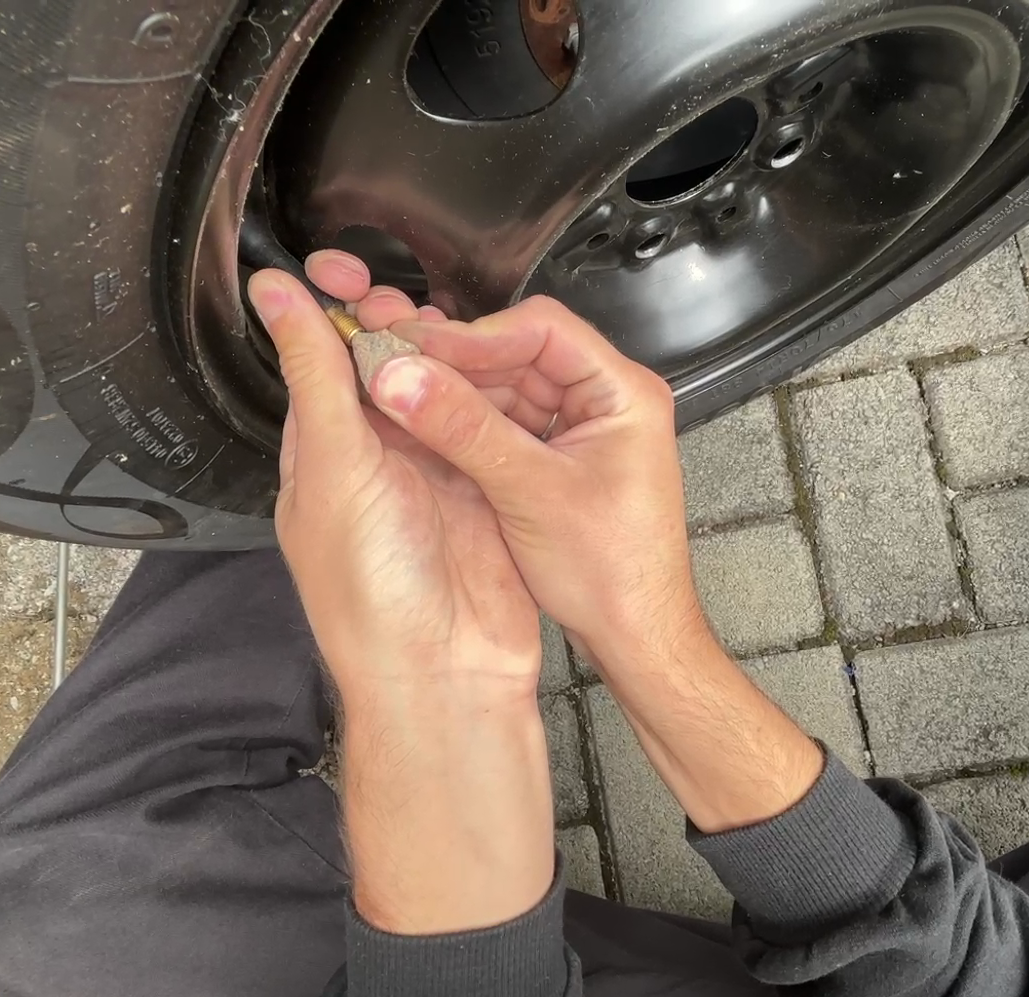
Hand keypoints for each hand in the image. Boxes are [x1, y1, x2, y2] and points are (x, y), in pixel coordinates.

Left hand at [247, 255, 553, 933]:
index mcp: (328, 454)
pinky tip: (508, 366)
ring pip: (446, 395)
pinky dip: (497, 397)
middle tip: (415, 288)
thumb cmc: (374, 586)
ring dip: (454, 358)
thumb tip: (276, 297)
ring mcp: (439, 474)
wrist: (449, 665)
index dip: (334, 312)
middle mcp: (382, 459)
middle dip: (400, 326)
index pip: (325, 363)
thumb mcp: (335, 471)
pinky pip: (489, 429)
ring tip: (465, 320)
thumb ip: (319, 381)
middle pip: (392, 373)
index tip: (348, 266)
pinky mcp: (487, 488)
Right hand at [371, 296, 708, 675]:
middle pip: (522, 356)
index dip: (475, 335)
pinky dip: (471, 427)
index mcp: (624, 393)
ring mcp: (584, 431)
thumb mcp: (532, 493)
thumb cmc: (612, 572)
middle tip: (394, 368)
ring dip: (459, 395)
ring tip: (399, 395)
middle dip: (459, 364)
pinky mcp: (564, 460)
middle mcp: (608, 401)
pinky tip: (429, 428)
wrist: (634, 633)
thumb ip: (465, 430)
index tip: (416, 349)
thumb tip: (398, 375)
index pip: (543, 330)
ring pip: (510, 391)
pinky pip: (510, 427)